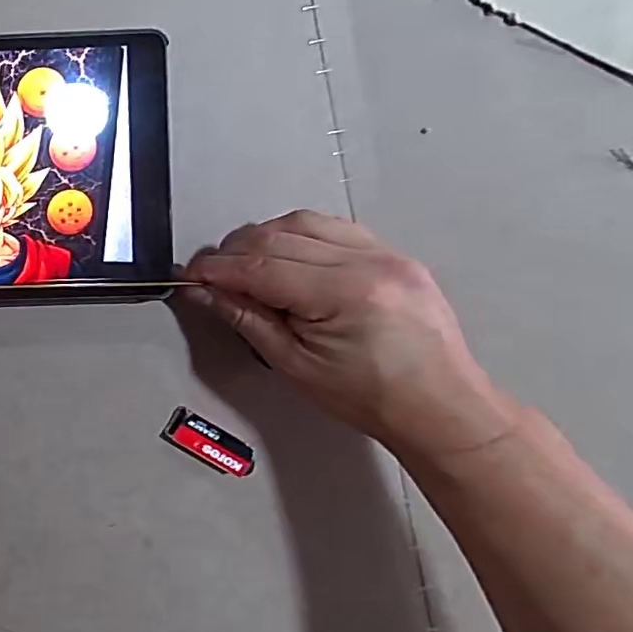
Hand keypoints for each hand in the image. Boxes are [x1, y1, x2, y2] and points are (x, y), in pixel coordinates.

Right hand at [183, 210, 524, 460]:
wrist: (442, 409)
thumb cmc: (373, 397)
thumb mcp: (291, 362)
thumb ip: (243, 317)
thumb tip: (203, 291)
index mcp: (346, 294)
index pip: (260, 265)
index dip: (215, 268)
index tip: (190, 275)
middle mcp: (370, 264)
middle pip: (276, 237)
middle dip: (232, 252)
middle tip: (209, 274)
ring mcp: (386, 255)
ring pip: (301, 222)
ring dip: (261, 238)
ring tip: (242, 265)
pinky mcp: (391, 255)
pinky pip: (331, 227)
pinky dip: (296, 235)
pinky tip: (281, 255)